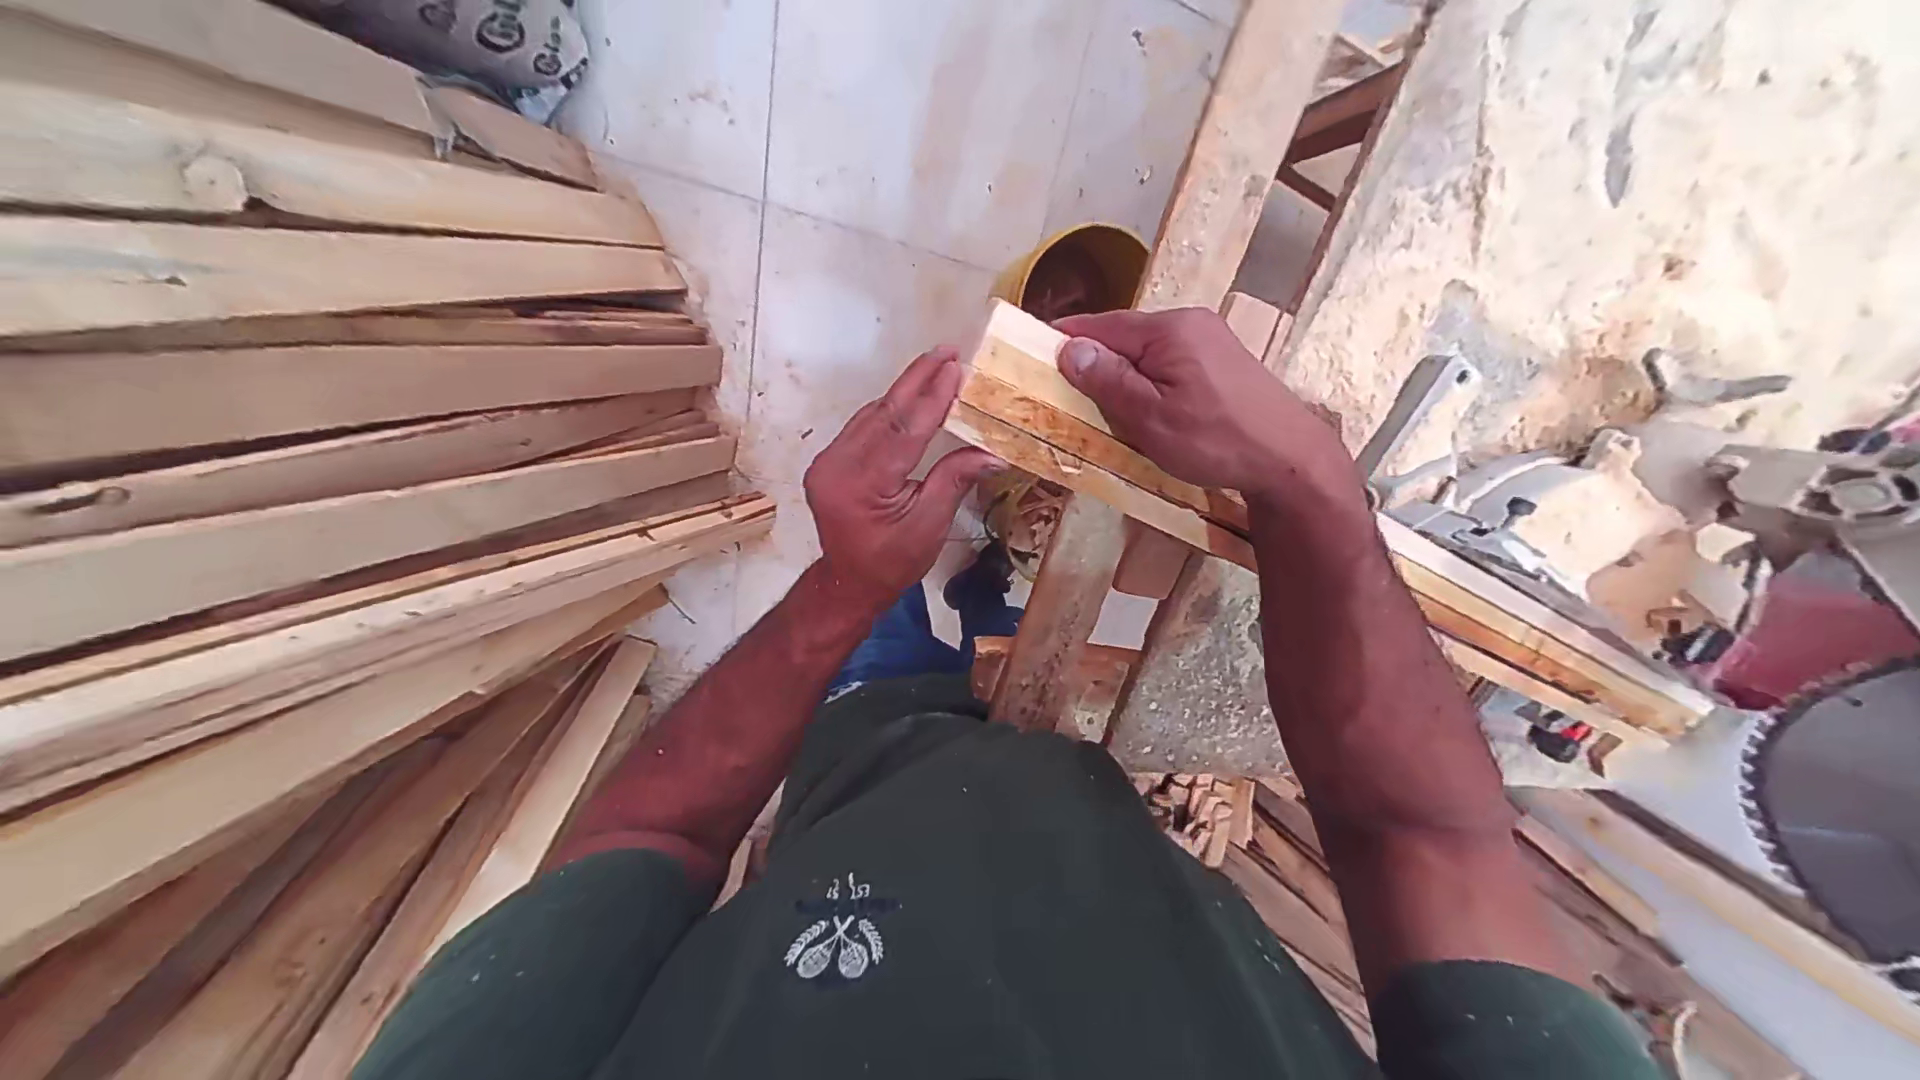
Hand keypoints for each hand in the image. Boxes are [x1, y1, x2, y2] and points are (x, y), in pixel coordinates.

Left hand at [805, 347, 1001, 612]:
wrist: (849, 582)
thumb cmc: (892, 563)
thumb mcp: (929, 528)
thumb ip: (954, 481)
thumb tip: (993, 451)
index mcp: (861, 486)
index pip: (902, 431)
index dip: (931, 398)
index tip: (955, 368)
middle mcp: (836, 466)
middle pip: (883, 414)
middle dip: (916, 380)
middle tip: (946, 351)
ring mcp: (828, 462)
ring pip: (871, 416)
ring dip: (904, 391)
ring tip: (935, 366)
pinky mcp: (830, 462)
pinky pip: (863, 427)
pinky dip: (890, 411)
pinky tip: (911, 397)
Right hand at [1053, 307, 1363, 512]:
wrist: (1289, 459)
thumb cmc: (1214, 441)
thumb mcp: (1150, 417)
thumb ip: (1109, 380)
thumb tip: (1069, 347)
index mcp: (1169, 330)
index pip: (1101, 325)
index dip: (1065, 338)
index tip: (1032, 352)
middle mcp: (1189, 323)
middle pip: (1123, 335)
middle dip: (1091, 359)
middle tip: (1062, 390)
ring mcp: (1209, 339)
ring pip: (1145, 351)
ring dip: (1118, 372)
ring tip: (1097, 402)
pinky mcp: (1221, 360)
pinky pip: (1167, 362)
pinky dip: (1144, 379)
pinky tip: (1140, 404)